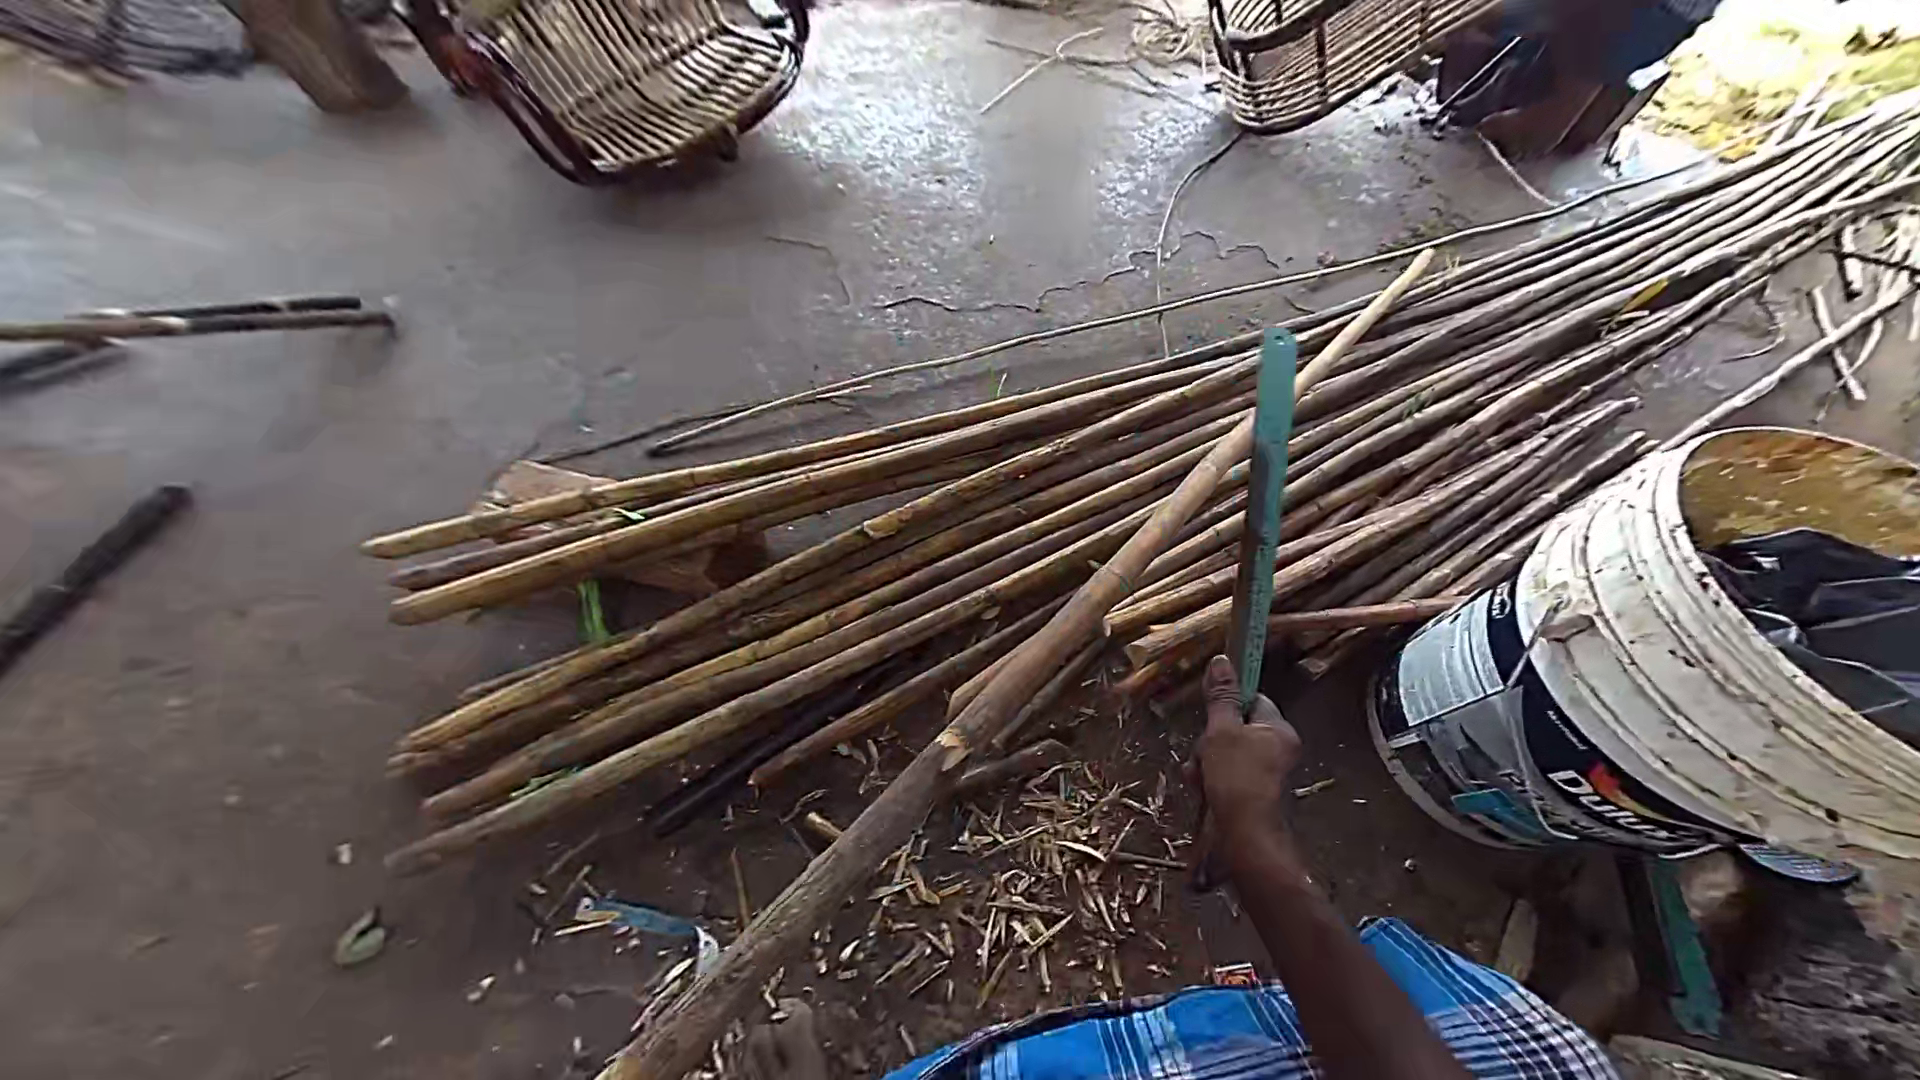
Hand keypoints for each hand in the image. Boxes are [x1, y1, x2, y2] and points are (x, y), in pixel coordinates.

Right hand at [1193, 655, 1302, 847]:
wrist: (1242, 836)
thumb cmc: (1237, 776)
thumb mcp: (1222, 730)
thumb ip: (1221, 697)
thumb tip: (1222, 660)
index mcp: (1278, 731)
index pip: (1254, 700)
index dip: (1230, 704)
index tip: (1214, 714)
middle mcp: (1274, 750)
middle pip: (1232, 726)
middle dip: (1210, 739)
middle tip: (1205, 751)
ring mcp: (1260, 773)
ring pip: (1221, 750)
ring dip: (1203, 759)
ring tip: (1200, 773)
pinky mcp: (1245, 792)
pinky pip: (1220, 772)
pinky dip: (1206, 776)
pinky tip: (1200, 785)